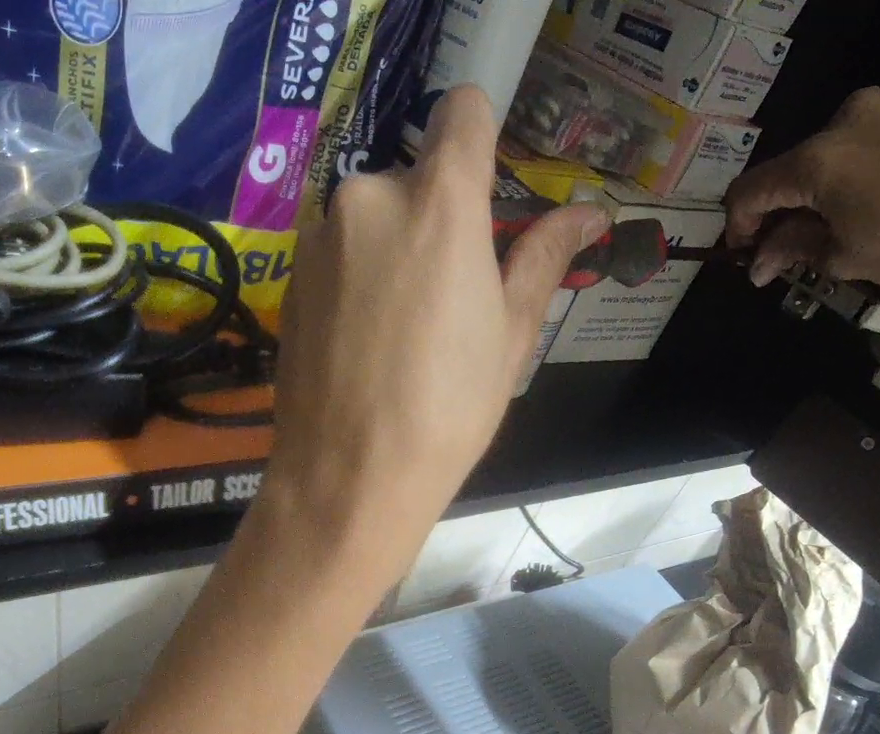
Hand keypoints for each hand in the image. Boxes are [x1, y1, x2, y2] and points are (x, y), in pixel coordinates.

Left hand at [260, 85, 609, 581]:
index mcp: (439, 202)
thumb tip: (590, 211)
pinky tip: (363, 340)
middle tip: (451, 296)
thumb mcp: (510, 333)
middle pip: (415, 179)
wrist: (348, 475)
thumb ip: (543, 256)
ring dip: (392, 249)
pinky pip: (336, 252)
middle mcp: (369, 198)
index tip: (488, 189)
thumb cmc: (447, 408)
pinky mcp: (289, 275)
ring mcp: (319, 236)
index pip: (463, 113)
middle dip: (435, 220)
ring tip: (403, 328)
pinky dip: (355, 276)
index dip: (480, 140)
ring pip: (372, 219)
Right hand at [725, 84, 879, 299]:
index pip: (751, 189)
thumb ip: (795, 251)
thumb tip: (760, 263)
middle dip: (786, 212)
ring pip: (835, 155)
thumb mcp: (849, 258)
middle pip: (794, 168)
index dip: (739, 227)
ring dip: (825, 194)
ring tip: (845, 233)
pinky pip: (875, 143)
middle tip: (793, 254)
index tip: (746, 257)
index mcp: (821, 155)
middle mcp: (852, 116)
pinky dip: (862, 176)